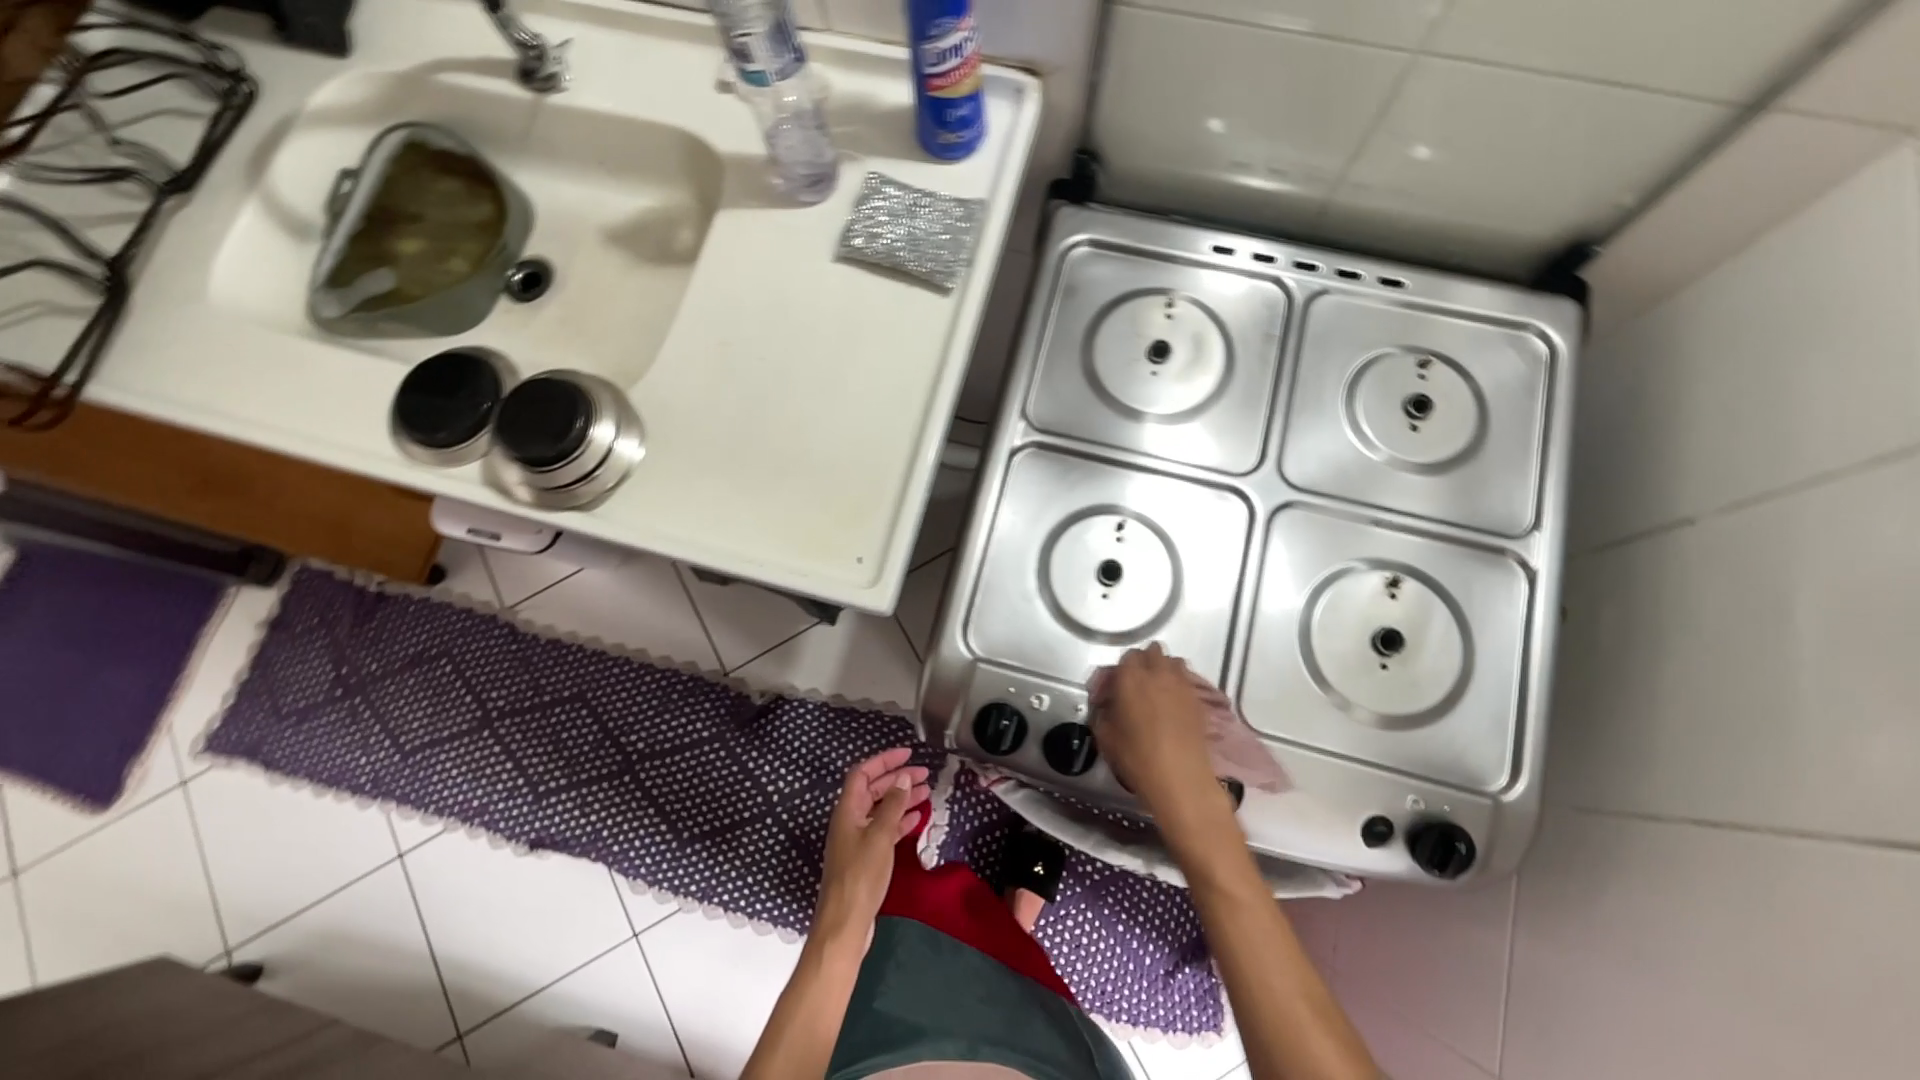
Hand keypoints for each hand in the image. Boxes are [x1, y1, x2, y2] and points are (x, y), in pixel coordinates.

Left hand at [813, 748, 929, 954]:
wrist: (845, 922)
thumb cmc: (860, 875)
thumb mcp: (880, 836)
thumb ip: (892, 806)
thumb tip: (902, 778)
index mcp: (847, 810)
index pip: (862, 773)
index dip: (883, 760)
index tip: (908, 753)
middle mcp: (849, 820)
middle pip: (872, 789)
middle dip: (896, 778)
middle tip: (924, 773)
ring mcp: (856, 840)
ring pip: (879, 809)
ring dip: (901, 799)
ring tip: (926, 792)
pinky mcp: (865, 858)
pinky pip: (883, 829)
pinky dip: (899, 821)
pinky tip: (917, 819)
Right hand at [1092, 644, 1228, 826]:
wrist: (1179, 777)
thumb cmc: (1136, 756)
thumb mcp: (1105, 736)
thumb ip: (1103, 712)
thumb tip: (1106, 706)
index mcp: (1131, 677)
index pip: (1125, 657)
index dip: (1118, 671)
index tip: (1111, 690)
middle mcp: (1158, 673)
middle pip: (1152, 652)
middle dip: (1142, 663)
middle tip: (1134, 685)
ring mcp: (1182, 685)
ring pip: (1173, 662)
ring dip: (1163, 669)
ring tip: (1156, 691)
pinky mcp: (1198, 700)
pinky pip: (1186, 680)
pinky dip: (1178, 685)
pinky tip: (1171, 705)